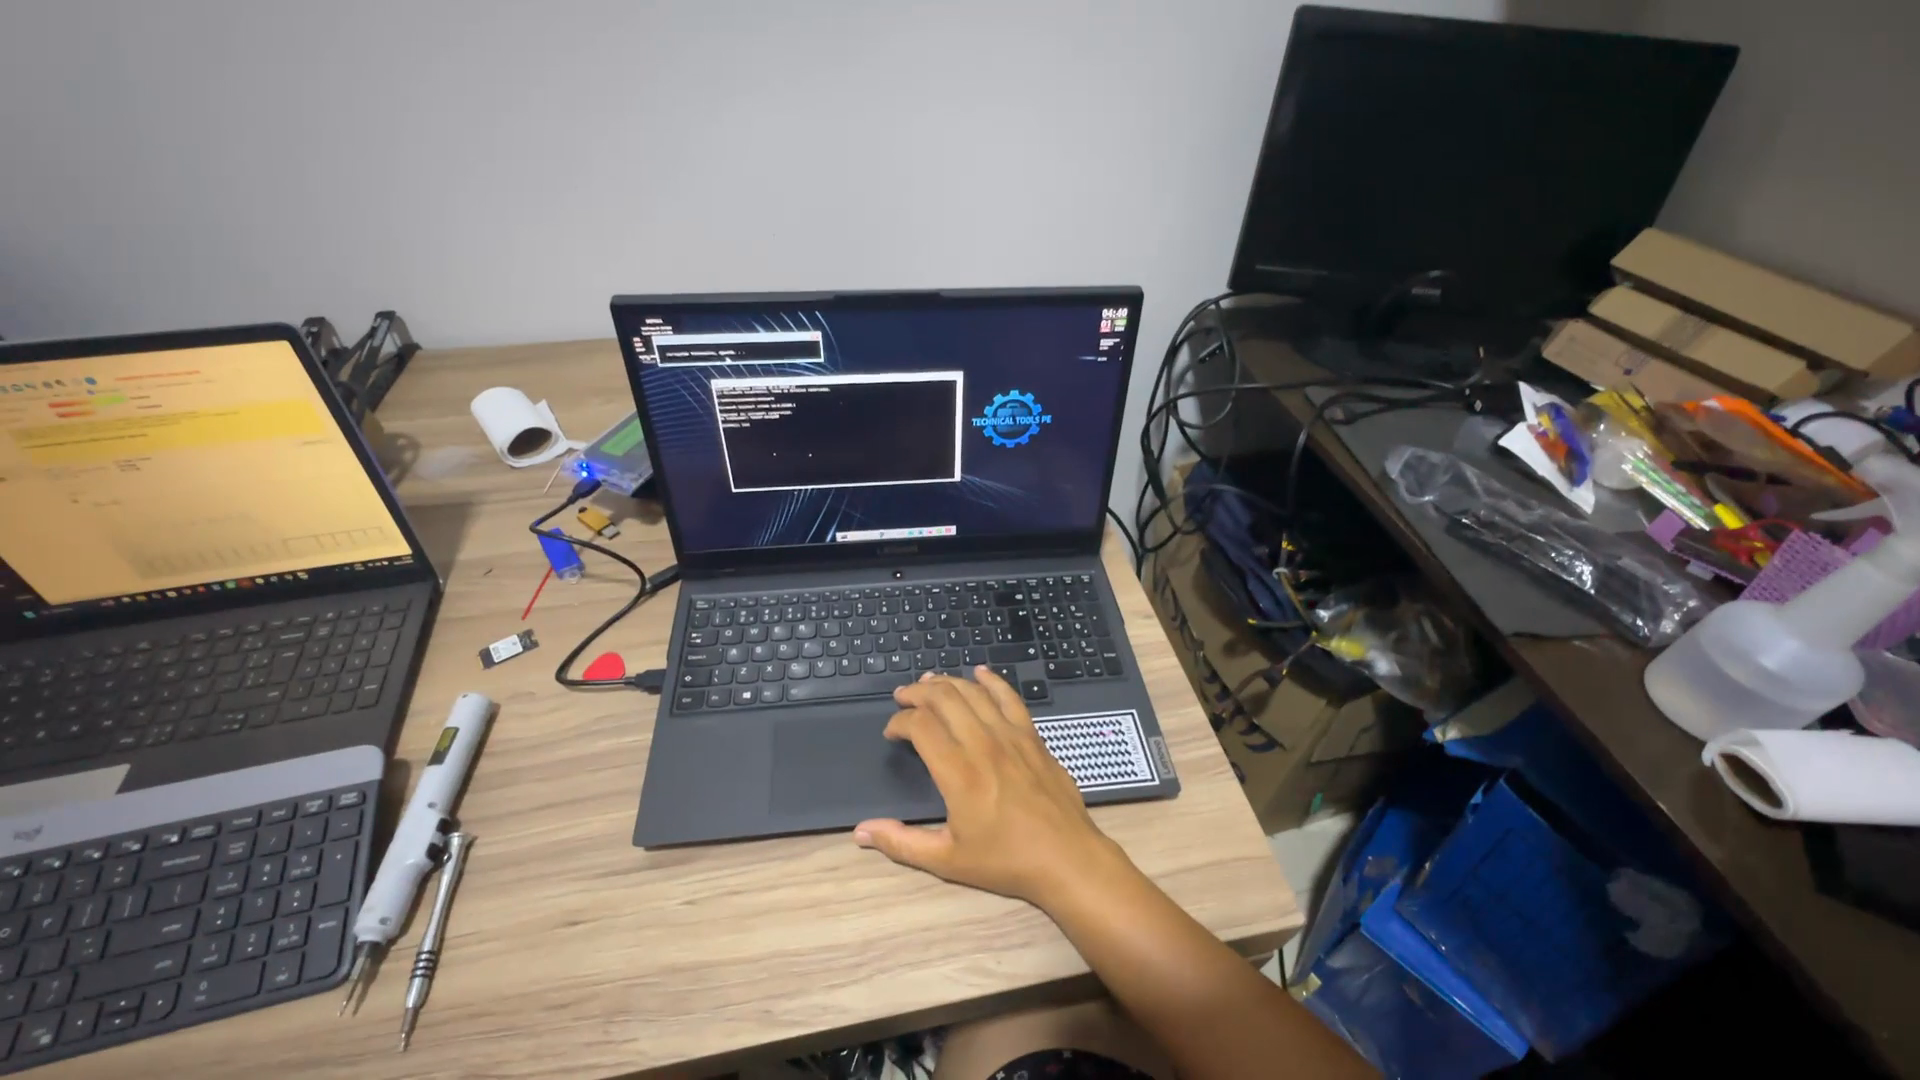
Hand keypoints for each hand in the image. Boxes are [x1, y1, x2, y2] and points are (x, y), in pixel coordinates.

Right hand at [854, 666, 1133, 908]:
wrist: (1067, 858)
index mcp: (958, 773)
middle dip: (918, 692)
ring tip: (930, 682)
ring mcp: (1012, 736)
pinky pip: (1010, 698)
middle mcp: (983, 744)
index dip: (900, 721)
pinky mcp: (1033, 737)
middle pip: (944, 698)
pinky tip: (980, 673)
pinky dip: (992, 681)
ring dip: (948, 682)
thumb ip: (901, 842)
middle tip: (903, 697)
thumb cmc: (1006, 861)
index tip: (892, 733)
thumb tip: (861, 832)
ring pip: (974, 693)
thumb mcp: (947, 860)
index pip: (920, 726)